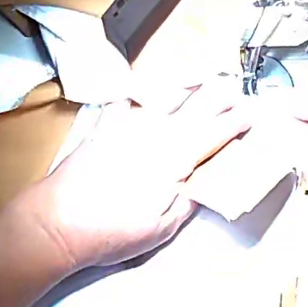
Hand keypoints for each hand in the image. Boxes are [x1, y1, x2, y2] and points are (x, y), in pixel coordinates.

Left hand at [7, 85, 250, 273]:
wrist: (58, 221)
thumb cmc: (111, 231)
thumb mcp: (162, 228)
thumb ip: (188, 199)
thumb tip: (203, 180)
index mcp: (176, 157)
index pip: (215, 132)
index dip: (236, 122)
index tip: (250, 115)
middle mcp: (157, 131)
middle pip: (197, 103)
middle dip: (221, 94)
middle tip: (234, 90)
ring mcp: (129, 123)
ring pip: (166, 91)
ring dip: (189, 82)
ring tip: (202, 75)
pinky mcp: (105, 123)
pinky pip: (126, 98)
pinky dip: (139, 91)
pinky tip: (144, 91)